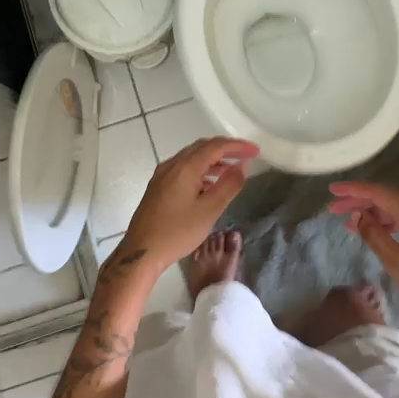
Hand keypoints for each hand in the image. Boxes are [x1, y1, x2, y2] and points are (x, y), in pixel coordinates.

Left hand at [120, 137, 258, 271]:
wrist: (142, 251)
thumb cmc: (178, 232)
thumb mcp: (209, 210)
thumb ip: (228, 185)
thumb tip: (243, 165)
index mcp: (185, 167)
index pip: (215, 146)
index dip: (237, 146)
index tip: (256, 151)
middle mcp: (172, 165)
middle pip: (202, 147)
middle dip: (225, 148)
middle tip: (245, 155)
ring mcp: (162, 175)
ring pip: (191, 157)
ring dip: (212, 159)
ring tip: (231, 170)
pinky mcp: (158, 186)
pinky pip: (183, 168)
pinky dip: (200, 169)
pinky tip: (208, 184)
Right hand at [327, 182, 398, 328]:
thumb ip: (377, 237)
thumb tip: (359, 216)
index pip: (380, 194)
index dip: (354, 190)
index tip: (332, 190)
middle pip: (388, 198)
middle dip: (360, 201)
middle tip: (334, 209)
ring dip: (374, 213)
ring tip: (350, 223)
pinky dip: (389, 222)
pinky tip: (378, 232)